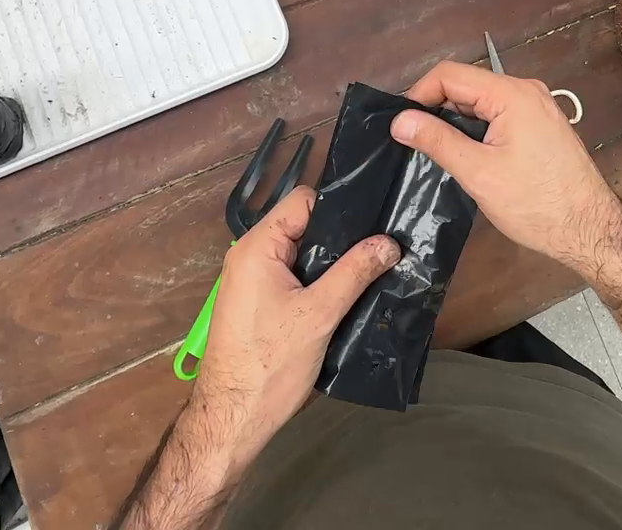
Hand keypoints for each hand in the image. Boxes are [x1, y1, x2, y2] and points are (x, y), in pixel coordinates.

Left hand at [183, 186, 399, 480]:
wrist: (231, 421)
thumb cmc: (271, 364)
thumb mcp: (319, 315)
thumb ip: (354, 272)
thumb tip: (390, 242)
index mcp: (258, 246)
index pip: (302, 200)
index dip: (339, 207)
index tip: (373, 221)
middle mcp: (249, 253)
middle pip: (301, 224)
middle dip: (339, 234)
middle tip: (379, 245)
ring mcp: (250, 277)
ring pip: (299, 250)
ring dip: (329, 259)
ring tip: (368, 265)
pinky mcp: (256, 300)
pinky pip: (291, 273)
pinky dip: (316, 277)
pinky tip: (344, 290)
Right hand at [391, 61, 621, 278]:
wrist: (591, 231)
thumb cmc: (535, 203)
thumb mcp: (478, 172)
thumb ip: (437, 141)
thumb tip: (399, 121)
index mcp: (511, 93)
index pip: (450, 74)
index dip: (419, 94)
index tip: (401, 124)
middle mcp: (526, 90)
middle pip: (466, 84)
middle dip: (436, 107)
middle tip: (413, 140)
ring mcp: (536, 106)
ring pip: (481, 100)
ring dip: (456, 119)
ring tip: (435, 149)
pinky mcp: (540, 125)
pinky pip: (498, 113)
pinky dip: (476, 127)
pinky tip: (465, 152)